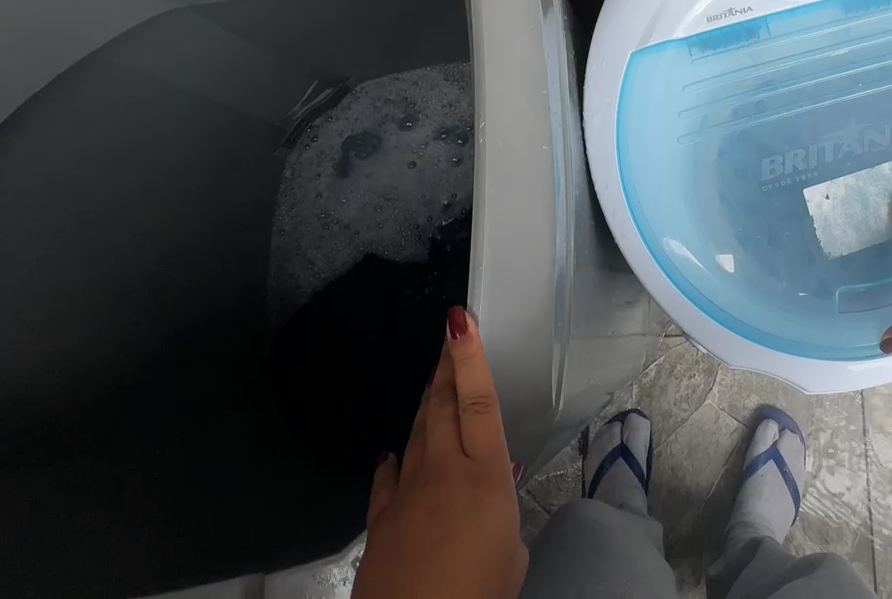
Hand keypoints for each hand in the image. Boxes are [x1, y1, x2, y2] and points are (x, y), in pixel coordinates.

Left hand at [354, 306, 526, 598]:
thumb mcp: (511, 555)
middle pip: (442, 405)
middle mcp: (443, 471)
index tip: (461, 321)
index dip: (470, 358)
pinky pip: (388, 476)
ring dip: (427, 401)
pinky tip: (392, 451)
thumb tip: (497, 492)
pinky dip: (394, 458)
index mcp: (483, 474)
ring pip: (417, 431)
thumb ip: (504, 517)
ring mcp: (406, 493)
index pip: (479, 402)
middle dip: (446, 365)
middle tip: (449, 334)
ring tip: (434, 377)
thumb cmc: (477, 594)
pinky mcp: (380, 521)